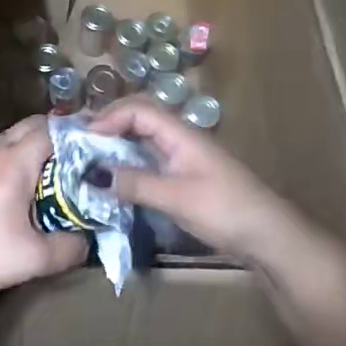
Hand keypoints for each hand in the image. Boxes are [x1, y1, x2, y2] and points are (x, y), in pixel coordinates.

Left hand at [0, 115, 88, 300]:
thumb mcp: (36, 258)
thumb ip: (72, 247)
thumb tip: (92, 238)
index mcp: (14, 162)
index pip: (54, 129)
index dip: (80, 132)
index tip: (103, 143)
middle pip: (35, 124)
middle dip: (63, 132)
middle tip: (87, 152)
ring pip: (17, 135)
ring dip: (43, 142)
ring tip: (67, 165)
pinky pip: (5, 150)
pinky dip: (25, 154)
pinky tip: (35, 182)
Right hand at [86, 97, 313, 265]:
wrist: (268, 235)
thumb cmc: (225, 209)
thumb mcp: (176, 197)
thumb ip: (135, 184)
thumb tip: (93, 174)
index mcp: (180, 134)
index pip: (138, 110)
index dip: (108, 117)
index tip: (81, 138)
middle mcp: (180, 139)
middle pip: (139, 120)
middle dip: (108, 127)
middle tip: (78, 145)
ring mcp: (184, 159)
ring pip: (143, 142)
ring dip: (116, 147)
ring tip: (88, 162)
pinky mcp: (185, 178)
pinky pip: (150, 162)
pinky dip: (128, 166)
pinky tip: (115, 182)